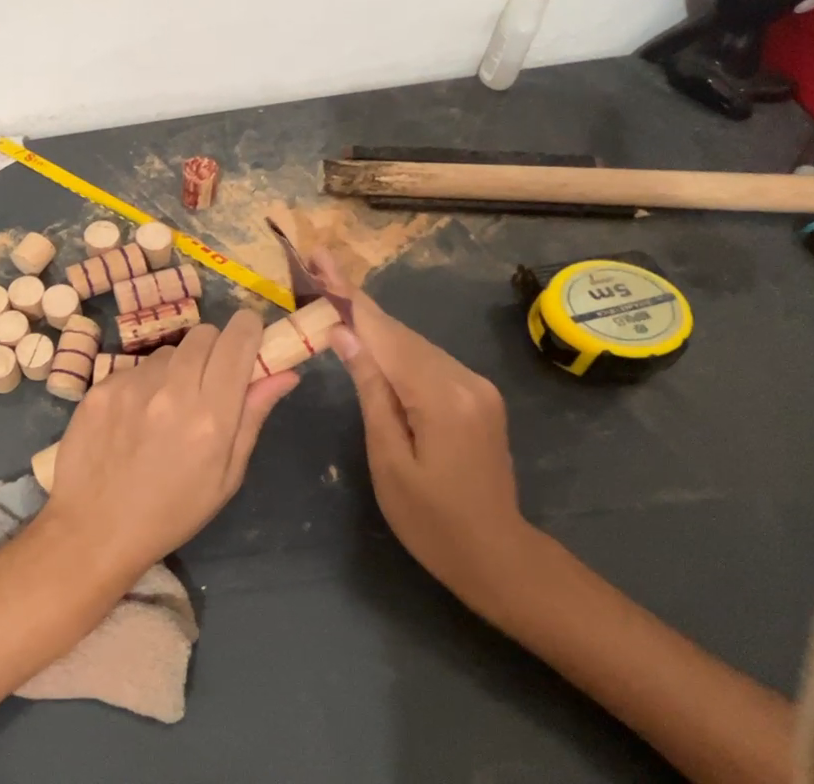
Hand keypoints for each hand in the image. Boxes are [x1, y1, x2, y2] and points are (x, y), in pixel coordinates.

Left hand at [41, 312, 300, 579]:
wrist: (95, 528)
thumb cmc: (172, 512)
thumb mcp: (226, 477)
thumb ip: (252, 418)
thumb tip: (284, 373)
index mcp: (211, 417)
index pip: (236, 341)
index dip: (247, 329)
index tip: (250, 336)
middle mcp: (172, 391)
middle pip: (203, 334)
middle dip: (215, 347)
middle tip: (210, 378)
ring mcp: (131, 386)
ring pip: (168, 351)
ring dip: (177, 367)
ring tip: (167, 408)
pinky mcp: (100, 388)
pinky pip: (134, 368)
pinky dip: (143, 383)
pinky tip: (135, 418)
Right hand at [315, 253, 535, 607]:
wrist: (496, 555)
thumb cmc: (430, 521)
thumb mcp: (388, 459)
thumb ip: (371, 392)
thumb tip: (346, 337)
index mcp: (441, 396)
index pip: (384, 334)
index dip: (347, 295)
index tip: (320, 258)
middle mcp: (464, 379)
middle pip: (399, 332)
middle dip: (355, 302)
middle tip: (317, 269)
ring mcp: (475, 387)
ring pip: (412, 345)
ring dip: (372, 324)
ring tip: (332, 296)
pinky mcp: (476, 398)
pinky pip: (425, 362)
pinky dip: (393, 348)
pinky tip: (367, 340)